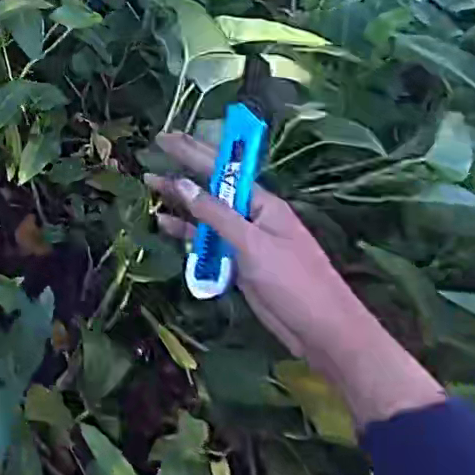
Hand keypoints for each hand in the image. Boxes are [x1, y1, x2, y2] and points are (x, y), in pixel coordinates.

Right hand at [144, 130, 444, 426]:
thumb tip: (182, 183)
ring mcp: (245, 239)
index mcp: (262, 203)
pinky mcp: (238, 263)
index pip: (222, 168)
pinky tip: (163, 223)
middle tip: (156, 149)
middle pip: (211, 186)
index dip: (192, 150)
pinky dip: (185, 232)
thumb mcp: (253, 245)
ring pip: (205, 212)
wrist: (326, 337)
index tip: (165, 138)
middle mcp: (252, 215)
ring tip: (149, 184)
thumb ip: (215, 214)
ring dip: (179, 200)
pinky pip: (206, 240)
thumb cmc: (296, 284)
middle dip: (183, 168)